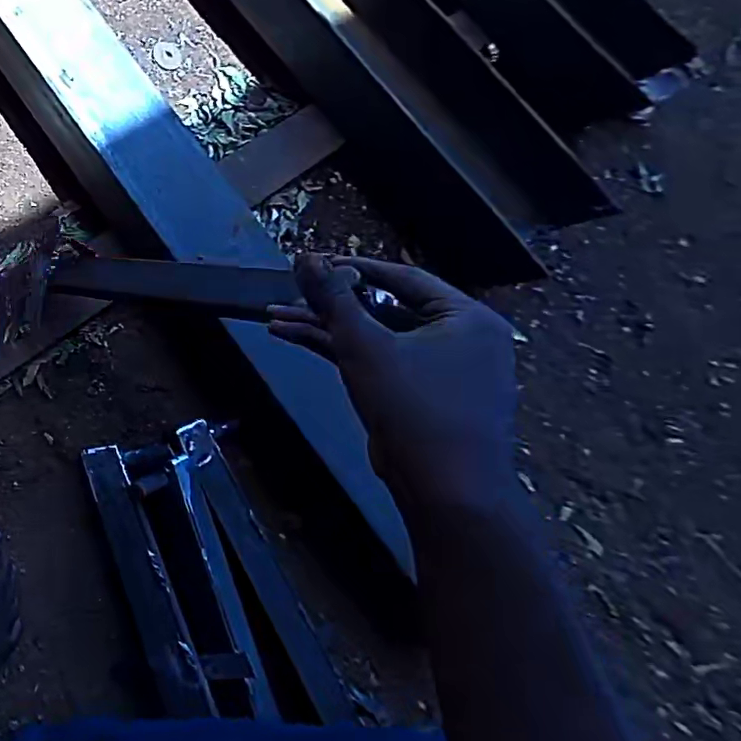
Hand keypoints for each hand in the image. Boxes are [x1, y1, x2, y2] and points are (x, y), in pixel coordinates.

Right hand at [267, 254, 519, 513]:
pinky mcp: (416, 390)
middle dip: (328, 302)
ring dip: (323, 326)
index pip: (403, 277)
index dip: (353, 267)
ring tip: (275, 317)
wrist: (443, 483)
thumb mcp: (364, 344)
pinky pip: (374, 357)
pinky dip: (337, 348)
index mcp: (465, 318)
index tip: (311, 262)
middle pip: (382, 306)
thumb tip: (305, 257)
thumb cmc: (413, 404)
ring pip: (372, 334)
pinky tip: (293, 338)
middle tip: (288, 292)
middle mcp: (459, 336)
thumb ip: (332, 298)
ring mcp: (438, 366)